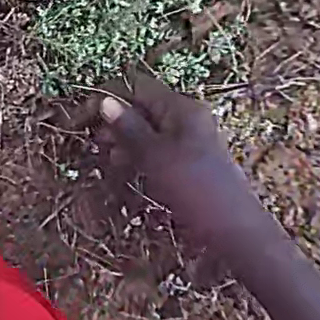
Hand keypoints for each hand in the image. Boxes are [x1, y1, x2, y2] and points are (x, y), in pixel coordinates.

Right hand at [94, 73, 276, 245]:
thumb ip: (128, 127)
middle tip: (94, 140)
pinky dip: (138, 151)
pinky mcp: (189, 159)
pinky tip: (124, 165)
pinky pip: (157, 145)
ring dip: (124, 137)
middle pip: (142, 106)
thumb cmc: (193, 188)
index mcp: (181, 107)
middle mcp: (187, 116)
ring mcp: (190, 138)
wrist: (235, 231)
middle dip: (115, 119)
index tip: (84, 116)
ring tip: (107, 156)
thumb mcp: (155, 155)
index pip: (138, 87)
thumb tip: (104, 101)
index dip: (109, 97)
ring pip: (148, 127)